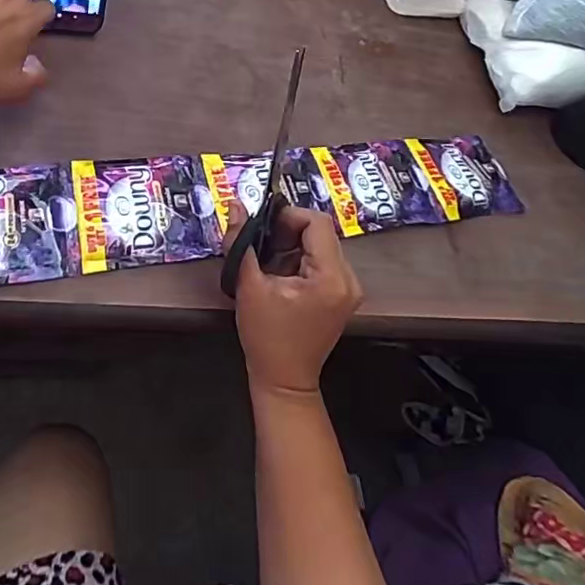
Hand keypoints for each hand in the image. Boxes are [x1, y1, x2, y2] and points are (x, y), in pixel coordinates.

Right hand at [227, 202, 362, 396]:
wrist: (284, 379)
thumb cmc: (265, 336)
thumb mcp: (248, 285)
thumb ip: (241, 241)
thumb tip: (236, 205)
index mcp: (331, 277)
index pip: (317, 222)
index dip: (287, 216)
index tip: (263, 228)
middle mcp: (348, 279)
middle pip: (320, 232)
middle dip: (288, 232)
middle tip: (262, 246)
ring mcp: (348, 288)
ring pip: (320, 244)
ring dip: (293, 245)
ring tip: (269, 263)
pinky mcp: (342, 294)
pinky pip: (322, 260)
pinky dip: (300, 259)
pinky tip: (281, 275)